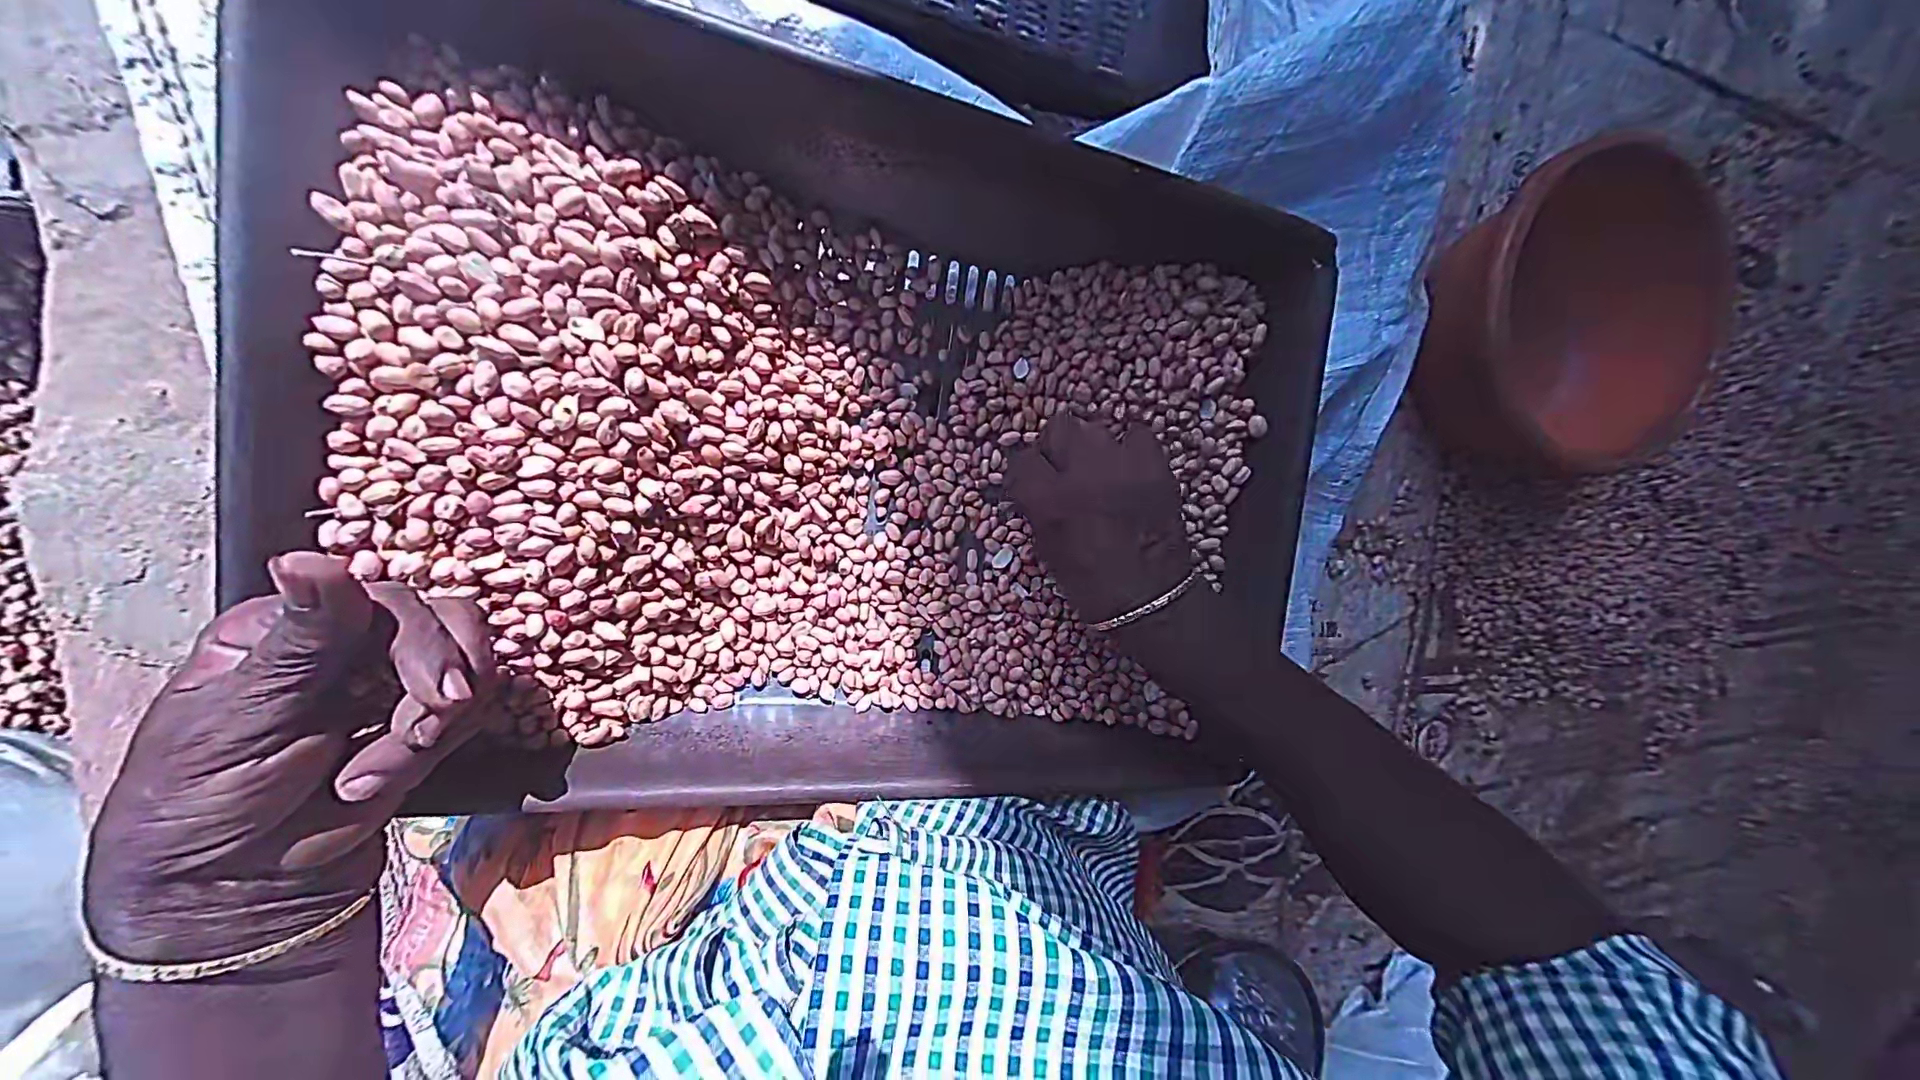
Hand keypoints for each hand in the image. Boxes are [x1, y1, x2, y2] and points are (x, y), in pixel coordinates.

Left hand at [84, 552, 498, 966]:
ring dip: (444, 718)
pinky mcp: (428, 715)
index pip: (392, 601)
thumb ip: (298, 640)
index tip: (442, 698)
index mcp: (295, 624)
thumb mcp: (239, 719)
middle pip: (450, 622)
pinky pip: (477, 706)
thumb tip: (308, 559)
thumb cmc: (202, 802)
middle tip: (425, 734)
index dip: (426, 643)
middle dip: (444, 682)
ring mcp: (398, 677)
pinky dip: (445, 743)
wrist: (236, 889)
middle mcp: (355, 639)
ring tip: (389, 763)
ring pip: (473, 662)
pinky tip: (383, 776)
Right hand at [1006, 414, 1191, 621]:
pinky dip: (1128, 449)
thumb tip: (1031, 486)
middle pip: (1059, 428)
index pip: (1023, 460)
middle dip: (1055, 447)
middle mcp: (1083, 472)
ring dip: (1090, 449)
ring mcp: (1123, 464)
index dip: (1025, 472)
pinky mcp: (1155, 465)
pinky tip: (1126, 469)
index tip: (1029, 482)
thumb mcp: (1047, 548)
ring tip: (1096, 472)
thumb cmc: (1091, 585)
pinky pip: (1136, 436)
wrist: (1151, 599)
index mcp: (1050, 499)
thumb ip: (1037, 508)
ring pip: (1095, 430)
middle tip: (1061, 469)